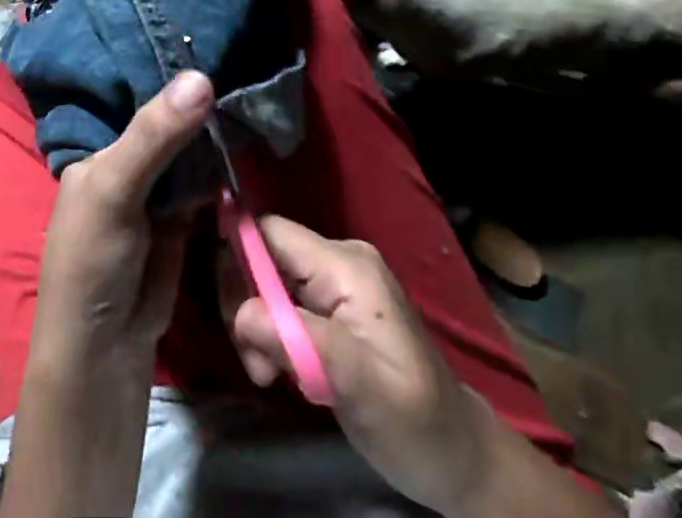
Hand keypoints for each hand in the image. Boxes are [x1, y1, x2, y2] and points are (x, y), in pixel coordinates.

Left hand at [1, 72, 213, 517]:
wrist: (107, 345)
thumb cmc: (92, 260)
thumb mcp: (114, 190)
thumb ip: (154, 136)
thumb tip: (200, 77)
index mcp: (96, 149)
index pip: (135, 98)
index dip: (166, 71)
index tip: (207, 35)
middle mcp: (124, 162)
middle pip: (166, 121)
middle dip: (196, 101)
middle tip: (241, 59)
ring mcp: (154, 189)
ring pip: (188, 149)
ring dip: (213, 131)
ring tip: (250, 87)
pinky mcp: (180, 215)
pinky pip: (203, 180)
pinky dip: (220, 165)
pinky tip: (244, 136)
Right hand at [222, 216, 483, 512]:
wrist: (453, 450)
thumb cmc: (413, 420)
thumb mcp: (361, 387)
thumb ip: (303, 343)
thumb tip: (242, 313)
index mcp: (347, 267)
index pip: (270, 231)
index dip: (237, 257)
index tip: (228, 312)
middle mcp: (337, 261)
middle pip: (262, 256)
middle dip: (244, 305)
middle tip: (255, 362)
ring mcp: (334, 282)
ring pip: (264, 283)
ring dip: (256, 328)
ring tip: (269, 374)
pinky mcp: (329, 306)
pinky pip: (279, 304)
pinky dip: (270, 336)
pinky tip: (280, 371)